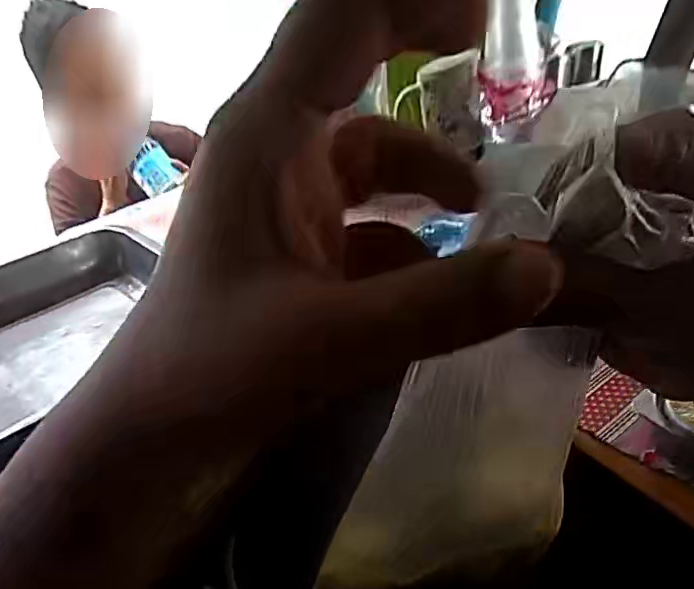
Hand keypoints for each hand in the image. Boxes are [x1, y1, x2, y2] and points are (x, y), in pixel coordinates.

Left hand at [84, 0, 562, 453]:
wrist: (148, 440)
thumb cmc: (211, 373)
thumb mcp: (327, 338)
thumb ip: (435, 307)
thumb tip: (544, 271)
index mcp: (266, 141)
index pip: (344, 22)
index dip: (418, 4)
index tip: (493, 26)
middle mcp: (274, 167)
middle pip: (367, 108)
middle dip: (438, 127)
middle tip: (515, 151)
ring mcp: (282, 224)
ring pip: (368, 185)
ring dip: (426, 198)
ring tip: (491, 228)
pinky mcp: (290, 273)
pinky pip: (361, 245)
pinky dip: (406, 257)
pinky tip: (440, 291)